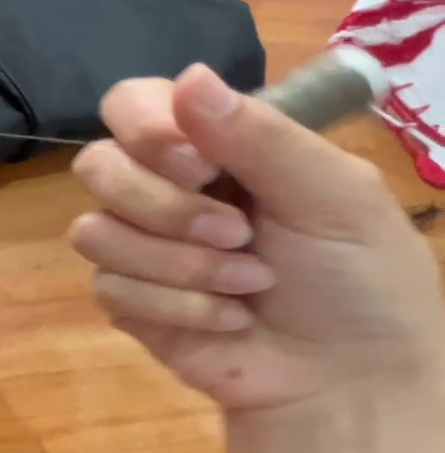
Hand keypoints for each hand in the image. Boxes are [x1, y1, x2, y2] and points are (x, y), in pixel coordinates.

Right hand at [69, 63, 444, 410]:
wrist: (343, 376)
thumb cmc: (359, 277)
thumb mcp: (333, 195)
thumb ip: (261, 136)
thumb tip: (188, 76)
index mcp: (215, 148)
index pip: (131, 104)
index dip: (144, 127)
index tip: (195, 162)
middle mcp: (162, 188)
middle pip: (94, 166)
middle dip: (163, 206)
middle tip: (234, 230)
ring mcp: (133, 243)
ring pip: (93, 231)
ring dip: (178, 263)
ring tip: (245, 281)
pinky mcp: (119, 294)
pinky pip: (108, 284)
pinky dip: (176, 304)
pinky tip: (225, 317)